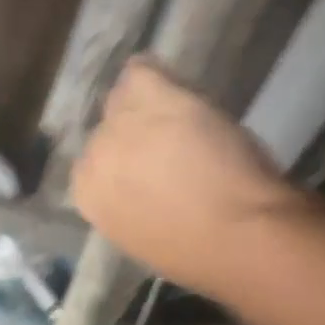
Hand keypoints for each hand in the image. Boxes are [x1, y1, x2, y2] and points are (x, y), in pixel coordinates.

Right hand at [71, 60, 307, 296]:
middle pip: (108, 129)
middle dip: (135, 135)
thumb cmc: (196, 252)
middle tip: (172, 144)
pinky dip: (158, 75)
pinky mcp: (153, 96)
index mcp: (87, 195)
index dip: (125, 162)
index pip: (95, 164)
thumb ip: (127, 204)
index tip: (150, 167)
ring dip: (148, 106)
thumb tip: (139, 187)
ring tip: (182, 120)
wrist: (237, 234)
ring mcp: (121, 124)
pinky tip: (180, 90)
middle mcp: (94, 156)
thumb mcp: (141, 237)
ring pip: (125, 98)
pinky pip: (141, 71)